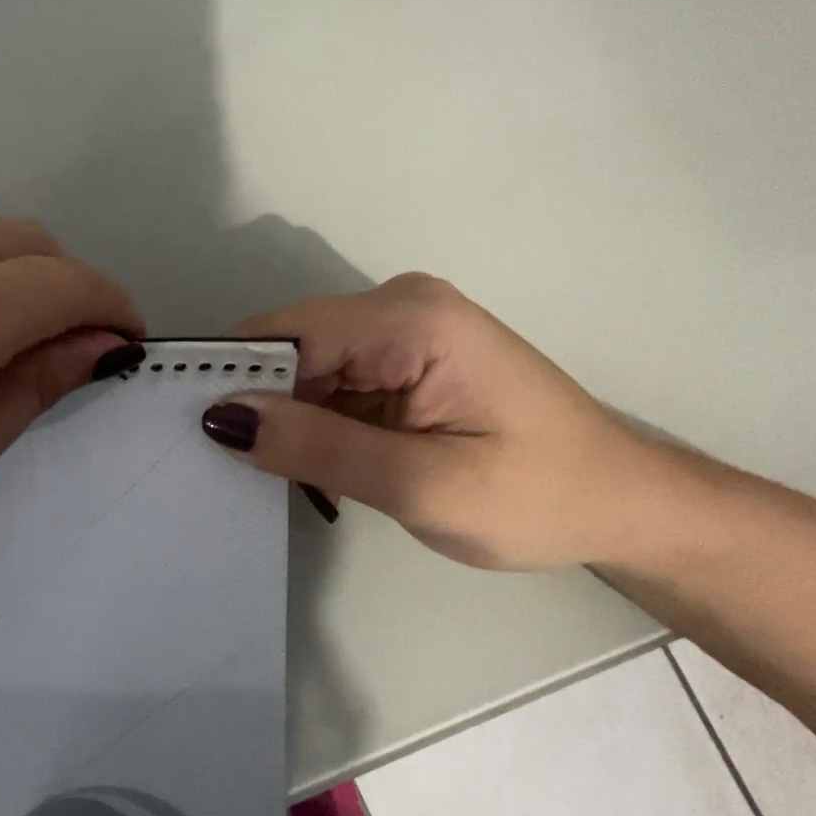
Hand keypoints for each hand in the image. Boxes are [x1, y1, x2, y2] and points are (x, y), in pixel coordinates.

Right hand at [202, 274, 690, 570]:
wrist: (627, 509)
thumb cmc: (540, 500)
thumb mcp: (421, 485)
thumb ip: (318, 446)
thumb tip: (220, 417)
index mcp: (411, 321)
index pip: (284, 334)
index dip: (231, 379)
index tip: (187, 434)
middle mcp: (399, 306)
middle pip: (286, 347)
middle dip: (256, 405)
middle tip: (231, 472)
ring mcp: (400, 330)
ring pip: (299, 367)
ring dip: (283, 420)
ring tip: (279, 477)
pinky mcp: (401, 357)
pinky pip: (325, 381)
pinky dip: (310, 423)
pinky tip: (315, 465)